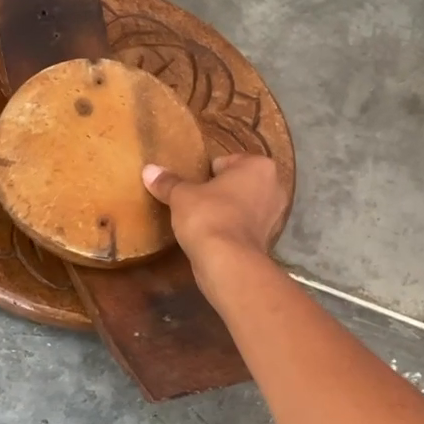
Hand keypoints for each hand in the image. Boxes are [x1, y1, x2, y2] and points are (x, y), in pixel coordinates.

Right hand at [142, 154, 285, 287]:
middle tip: (195, 205)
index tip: (190, 190)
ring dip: (228, 212)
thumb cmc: (207, 216)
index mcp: (258, 165)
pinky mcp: (267, 240)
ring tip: (203, 223)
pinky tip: (214, 239)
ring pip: (243, 207)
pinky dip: (232, 231)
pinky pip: (244, 228)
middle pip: (238, 184)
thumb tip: (148, 169)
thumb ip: (167, 182)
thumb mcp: (181, 196)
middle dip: (220, 192)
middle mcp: (274, 186)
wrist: (226, 261)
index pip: (225, 162)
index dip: (204, 175)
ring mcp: (275, 215)